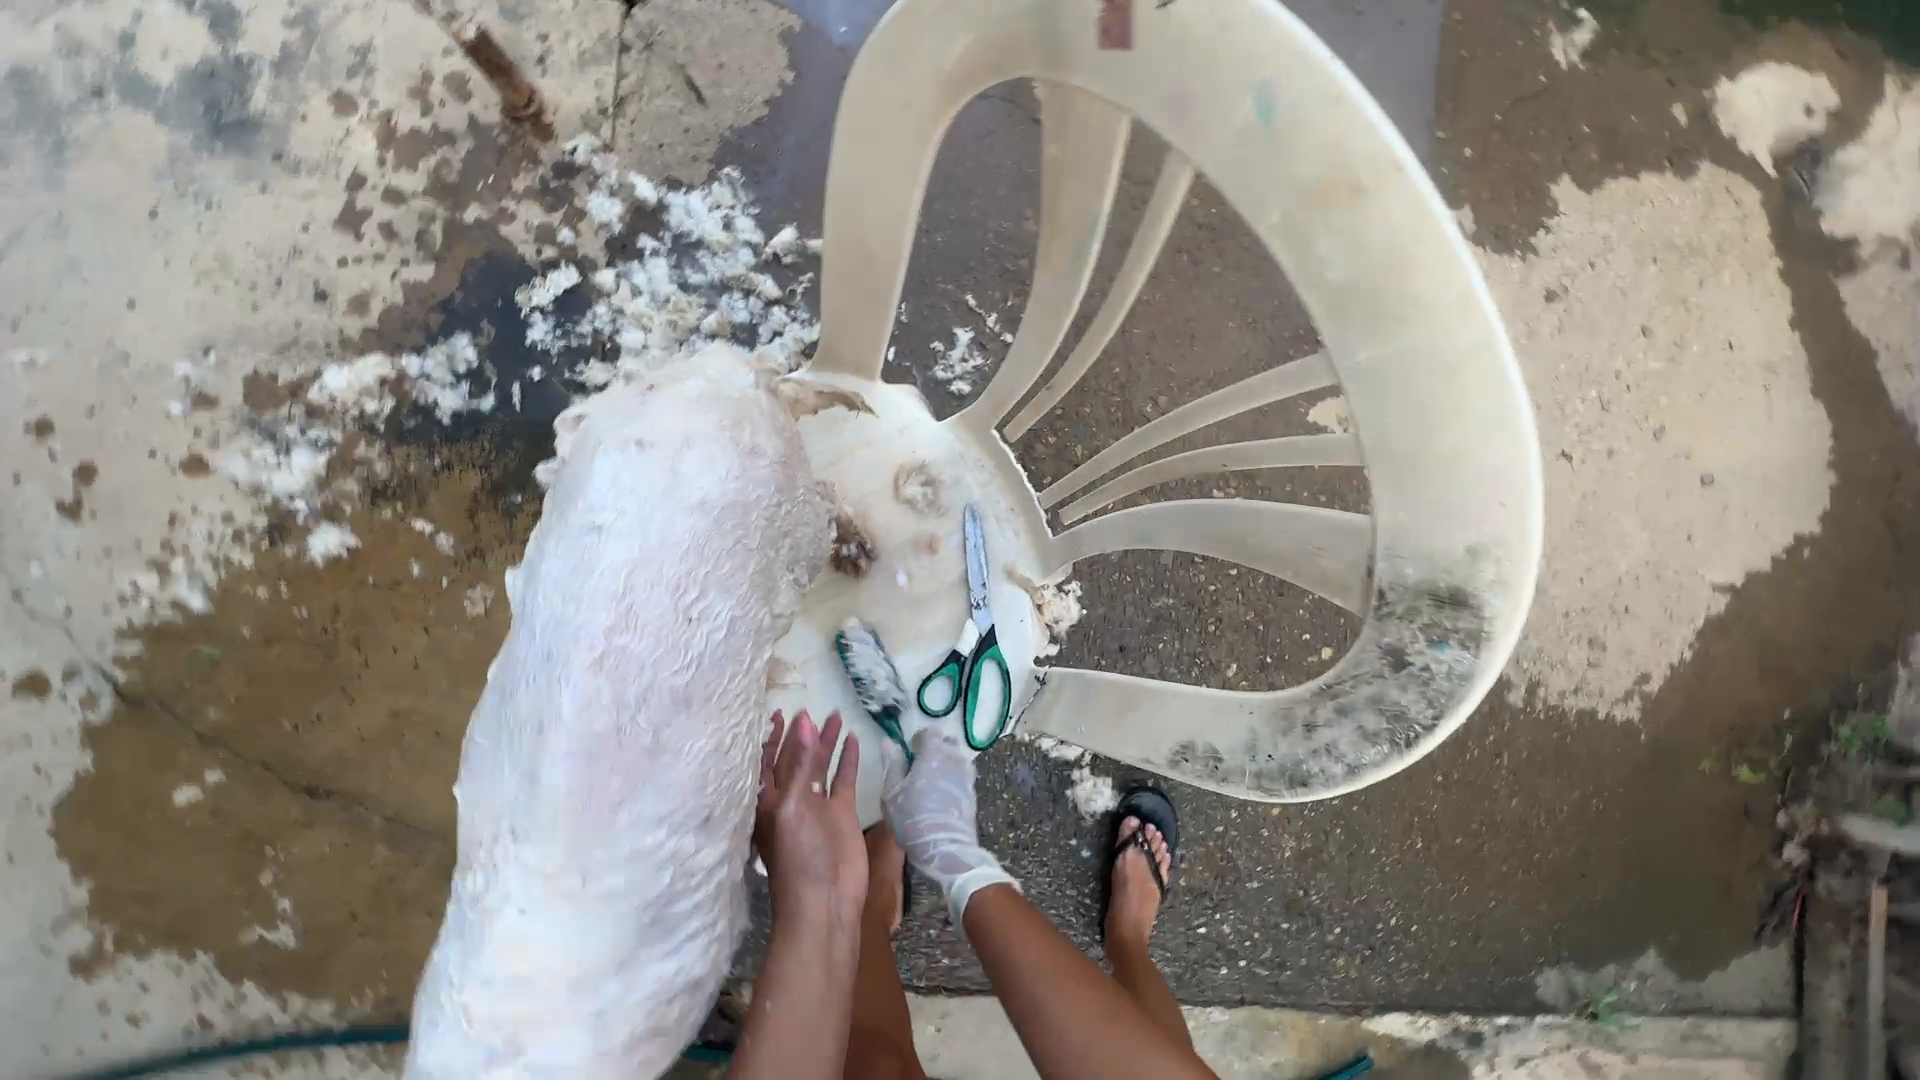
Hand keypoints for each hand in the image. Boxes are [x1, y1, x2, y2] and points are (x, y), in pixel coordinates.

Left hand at [754, 710, 866, 920]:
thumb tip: (805, 722)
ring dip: (826, 742)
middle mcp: (792, 799)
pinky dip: (848, 761)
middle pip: (795, 759)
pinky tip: (853, 740)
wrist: (825, 903)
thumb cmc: (797, 857)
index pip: (768, 761)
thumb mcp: (793, 807)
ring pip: (821, 766)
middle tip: (810, 709)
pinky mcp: (842, 813)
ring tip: (836, 715)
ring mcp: (818, 806)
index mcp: (770, 800)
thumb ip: (800, 764)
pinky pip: (844, 780)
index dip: (773, 738)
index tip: (779, 713)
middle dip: (802, 736)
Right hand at [883, 730, 1016, 926]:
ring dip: (945, 764)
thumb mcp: (892, 792)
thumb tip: (889, 742)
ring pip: (957, 760)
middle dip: (935, 749)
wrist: (944, 849)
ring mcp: (966, 776)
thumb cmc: (912, 818)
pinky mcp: (972, 794)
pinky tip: (942, 796)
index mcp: (933, 753)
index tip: (910, 754)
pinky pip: (962, 777)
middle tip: (920, 766)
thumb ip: (892, 764)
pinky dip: (953, 779)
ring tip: (931, 782)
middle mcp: (954, 759)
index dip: (918, 740)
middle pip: (947, 743)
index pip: (929, 733)